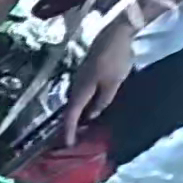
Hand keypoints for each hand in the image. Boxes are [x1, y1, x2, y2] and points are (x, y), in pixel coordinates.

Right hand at [61, 23, 134, 145]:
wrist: (113, 36)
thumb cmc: (115, 60)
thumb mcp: (114, 82)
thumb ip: (103, 101)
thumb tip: (92, 115)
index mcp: (80, 94)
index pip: (71, 118)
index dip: (69, 132)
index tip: (68, 145)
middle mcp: (74, 90)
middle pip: (70, 112)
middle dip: (71, 126)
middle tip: (74, 138)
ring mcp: (78, 83)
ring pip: (75, 104)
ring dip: (77, 115)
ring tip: (82, 125)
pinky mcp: (84, 77)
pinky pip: (80, 96)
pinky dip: (82, 105)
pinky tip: (90, 107)